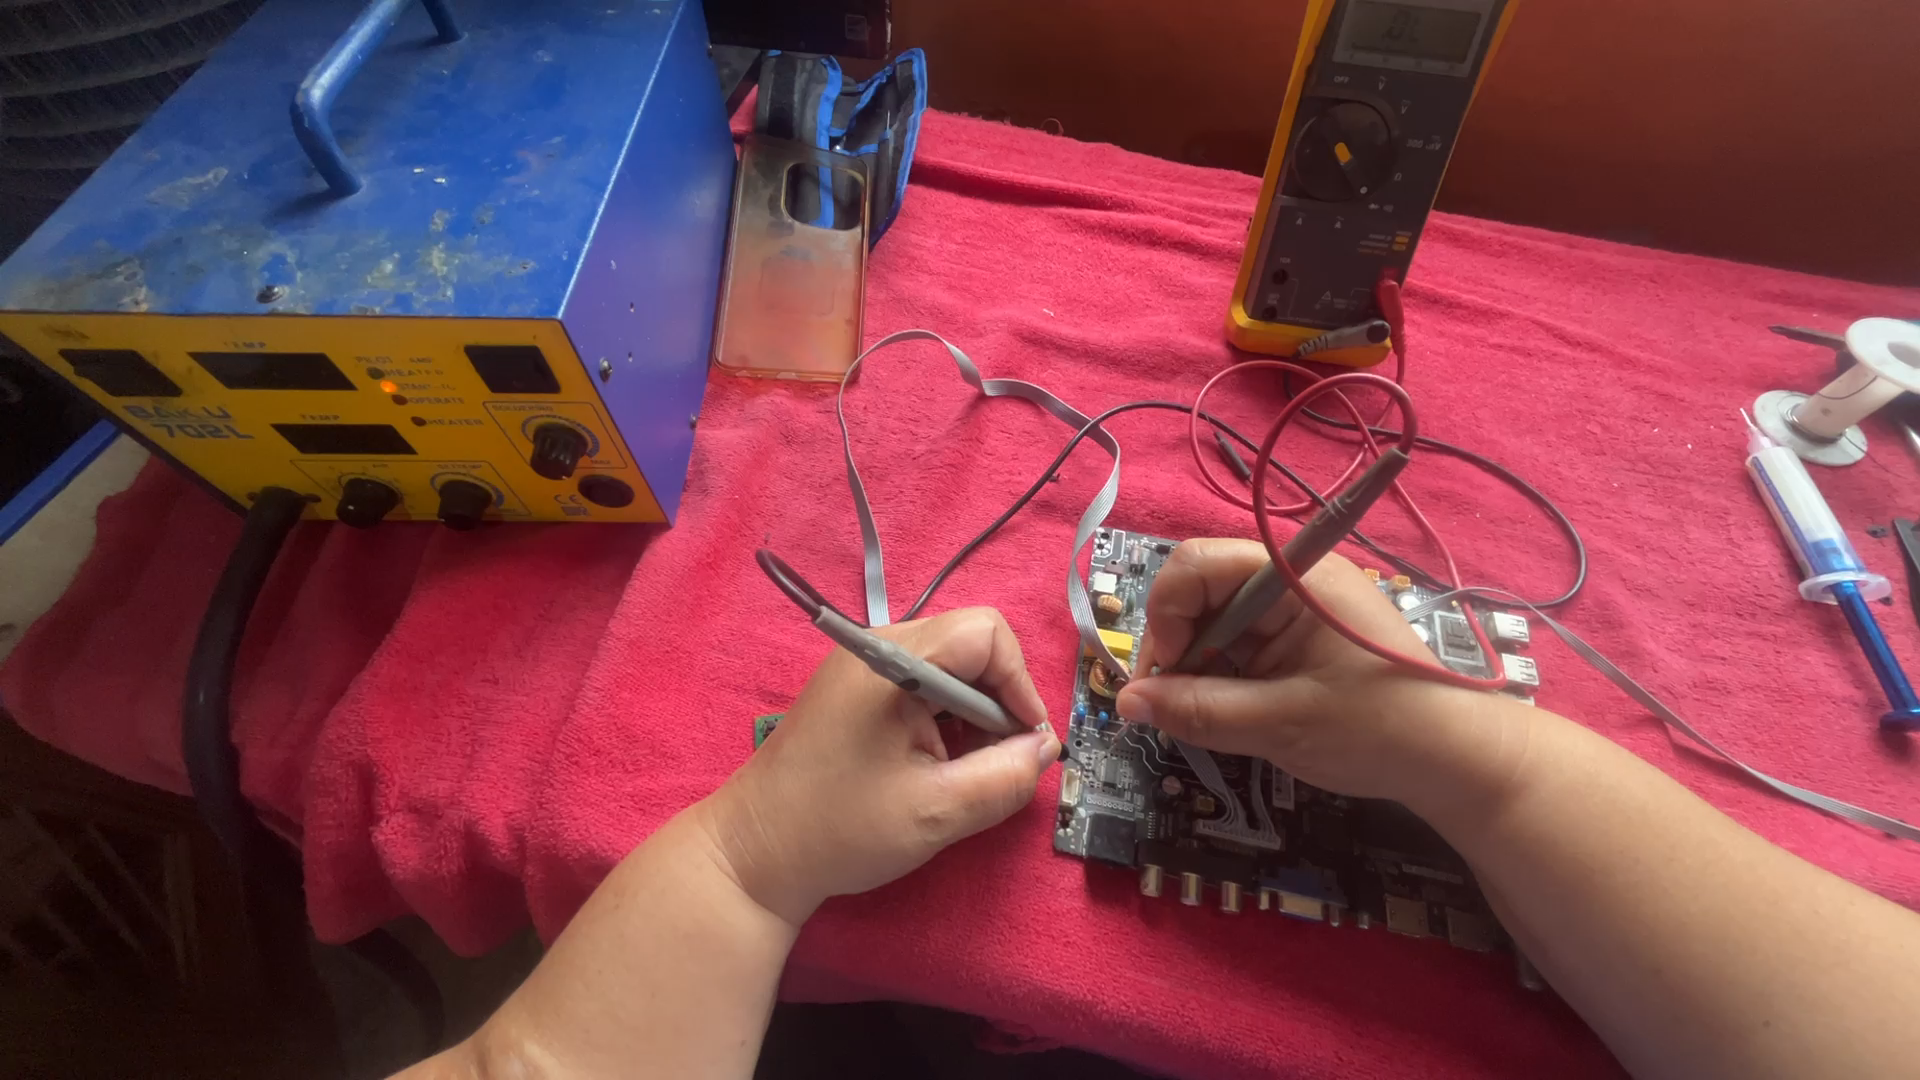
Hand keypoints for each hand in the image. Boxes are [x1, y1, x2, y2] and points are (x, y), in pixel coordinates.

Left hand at [700, 607, 1059, 925]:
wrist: (753, 851)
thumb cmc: (840, 830)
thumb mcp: (936, 812)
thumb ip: (1005, 777)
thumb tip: (1047, 748)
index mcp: (892, 662)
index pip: (985, 633)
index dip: (1018, 683)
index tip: (1025, 741)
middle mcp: (880, 645)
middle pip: (971, 643)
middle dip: (998, 701)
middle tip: (997, 761)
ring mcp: (866, 661)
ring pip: (952, 664)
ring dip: (972, 712)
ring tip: (961, 768)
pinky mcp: (859, 684)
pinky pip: (926, 681)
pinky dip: (946, 716)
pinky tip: (934, 761)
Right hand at [1115, 539, 1528, 816]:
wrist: (1459, 763)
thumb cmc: (1380, 731)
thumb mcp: (1280, 724)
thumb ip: (1197, 710)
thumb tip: (1125, 703)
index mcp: (1293, 574)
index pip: (1197, 563)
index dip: (1167, 613)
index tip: (1166, 674)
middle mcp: (1286, 578)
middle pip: (1197, 590)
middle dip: (1175, 645)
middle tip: (1170, 702)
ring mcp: (1288, 606)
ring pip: (1208, 621)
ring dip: (1193, 665)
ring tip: (1200, 712)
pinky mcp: (1290, 635)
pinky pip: (1231, 643)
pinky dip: (1215, 675)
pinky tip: (1224, 707)